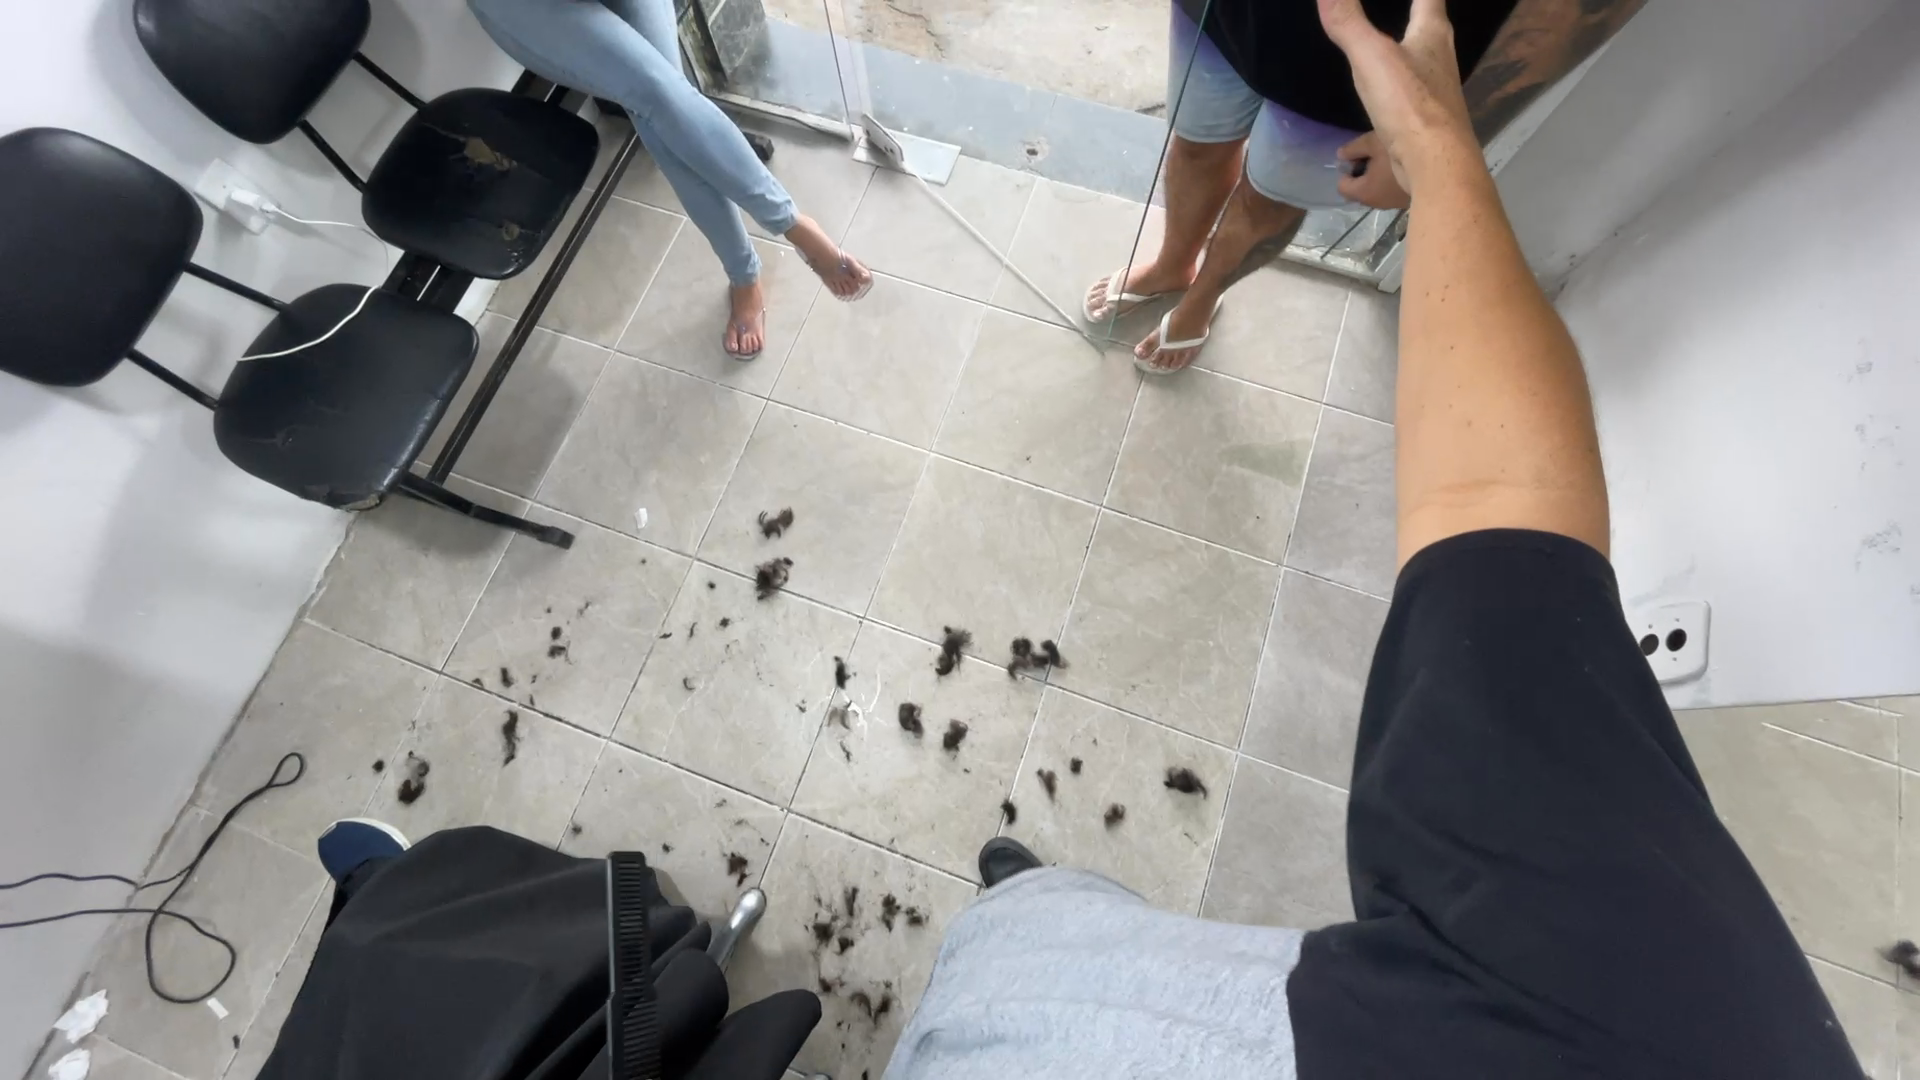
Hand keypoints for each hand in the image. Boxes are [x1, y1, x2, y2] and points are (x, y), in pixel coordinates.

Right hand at [1318, 0, 1479, 195]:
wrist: (1432, 159)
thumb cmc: (1407, 103)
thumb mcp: (1371, 59)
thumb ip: (1348, 24)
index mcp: (1431, 32)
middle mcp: (1441, 55)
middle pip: (1432, 24)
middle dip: (1421, 12)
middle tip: (1408, 9)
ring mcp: (1437, 87)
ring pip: (1426, 58)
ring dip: (1415, 49)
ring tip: (1397, 47)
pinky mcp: (1428, 116)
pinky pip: (1416, 90)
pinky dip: (1405, 84)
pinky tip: (1393, 94)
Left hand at [1336, 132, 1410, 208]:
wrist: (1445, 161)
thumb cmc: (1402, 150)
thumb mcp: (1374, 143)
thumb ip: (1354, 149)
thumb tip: (1341, 155)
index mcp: (1363, 192)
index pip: (1342, 186)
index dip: (1347, 170)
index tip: (1359, 156)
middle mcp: (1376, 203)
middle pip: (1359, 190)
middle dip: (1362, 174)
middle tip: (1375, 155)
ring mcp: (1394, 204)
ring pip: (1377, 191)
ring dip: (1379, 178)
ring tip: (1392, 158)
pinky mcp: (1409, 200)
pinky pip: (1393, 191)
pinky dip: (1393, 181)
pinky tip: (1406, 166)